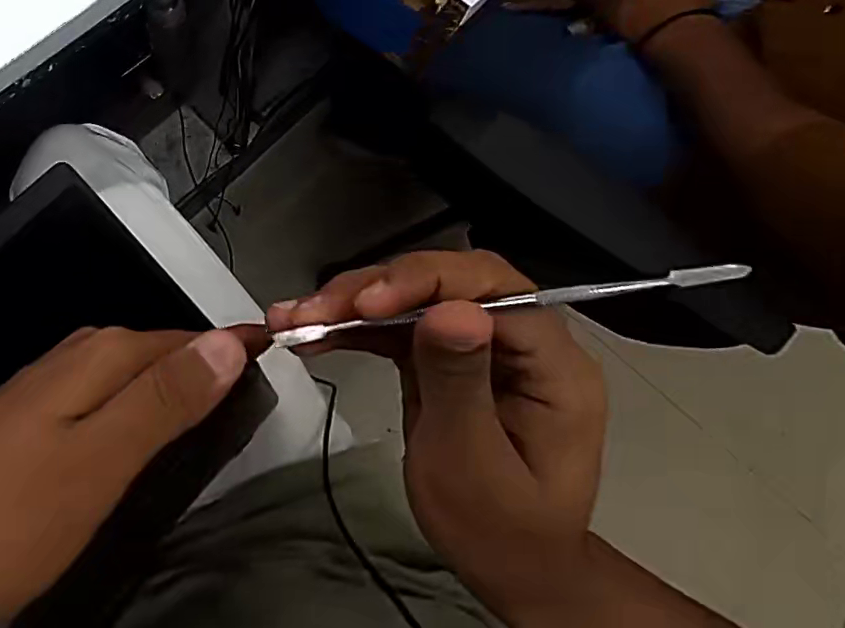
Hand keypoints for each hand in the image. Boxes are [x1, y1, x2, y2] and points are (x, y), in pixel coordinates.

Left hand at [0, 326, 258, 627]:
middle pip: (150, 348)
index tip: (273, 353)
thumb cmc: (3, 514)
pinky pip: (93, 399)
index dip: (226, 346)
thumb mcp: (98, 462)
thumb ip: (162, 401)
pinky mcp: (21, 425)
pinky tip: (128, 436)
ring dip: (165, 382)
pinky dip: (128, 408)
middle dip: (199, 359)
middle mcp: (67, 361)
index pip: (179, 338)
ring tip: (204, 409)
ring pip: (120, 372)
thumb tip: (225, 340)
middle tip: (248, 388)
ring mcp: (38, 393)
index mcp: (94, 361)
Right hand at [267, 252, 607, 622]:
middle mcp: (515, 337)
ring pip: (408, 294)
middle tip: (314, 312)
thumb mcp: (474, 462)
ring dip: (347, 303)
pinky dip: (347, 324)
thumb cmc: (498, 527)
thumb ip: (460, 381)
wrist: (504, 564)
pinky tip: (308, 331)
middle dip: (373, 288)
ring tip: (293, 319)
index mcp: (552, 361)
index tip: (366, 305)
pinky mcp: (437, 349)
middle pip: (443, 280)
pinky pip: (390, 322)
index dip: (427, 282)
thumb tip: (454, 310)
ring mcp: (474, 339)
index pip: (493, 289)